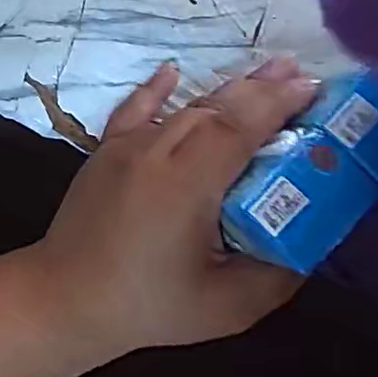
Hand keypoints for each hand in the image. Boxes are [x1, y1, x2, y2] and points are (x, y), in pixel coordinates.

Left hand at [24, 58, 318, 358]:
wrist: (67, 294)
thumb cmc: (149, 304)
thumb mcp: (228, 306)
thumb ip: (277, 272)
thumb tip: (309, 238)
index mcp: (185, 185)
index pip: (236, 129)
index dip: (274, 104)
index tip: (310, 86)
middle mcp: (153, 153)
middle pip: (212, 111)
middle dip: (258, 89)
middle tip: (298, 72)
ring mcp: (124, 146)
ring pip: (180, 109)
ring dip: (222, 89)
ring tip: (261, 72)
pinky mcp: (105, 149)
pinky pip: (134, 109)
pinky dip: (156, 89)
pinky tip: (172, 70)